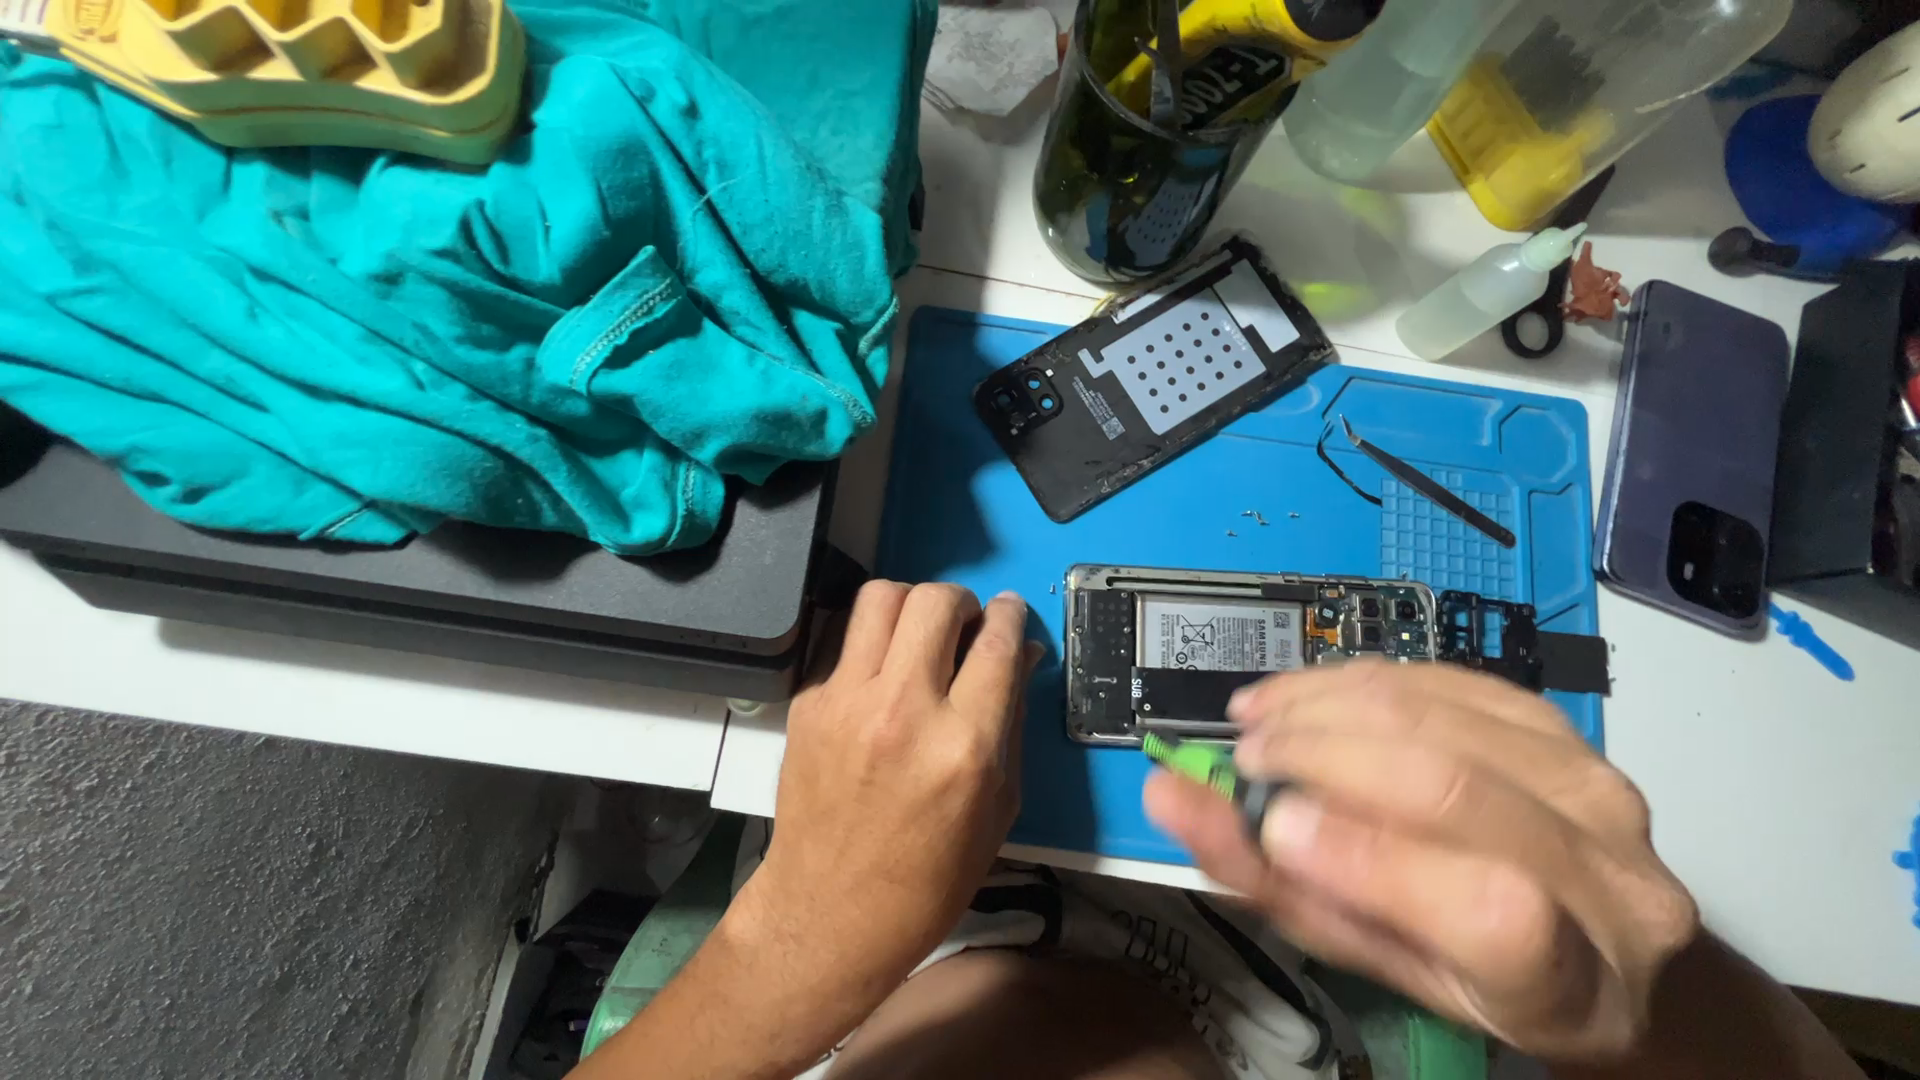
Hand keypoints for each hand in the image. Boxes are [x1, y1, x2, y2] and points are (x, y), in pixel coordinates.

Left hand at [750, 580, 1037, 984]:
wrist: (832, 910)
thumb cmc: (933, 874)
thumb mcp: (1000, 804)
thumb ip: (1012, 718)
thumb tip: (1021, 653)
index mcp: (965, 743)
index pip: (997, 642)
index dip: (1012, 615)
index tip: (1010, 613)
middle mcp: (905, 708)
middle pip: (936, 601)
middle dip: (962, 601)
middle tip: (965, 626)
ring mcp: (847, 701)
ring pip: (881, 598)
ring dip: (912, 604)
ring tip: (920, 634)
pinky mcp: (809, 703)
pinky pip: (846, 640)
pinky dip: (873, 645)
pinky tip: (880, 678)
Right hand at [1143, 660, 1698, 1060]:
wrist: (1574, 928)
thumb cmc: (1455, 964)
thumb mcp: (1360, 952)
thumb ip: (1268, 882)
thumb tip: (1172, 798)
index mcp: (1569, 981)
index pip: (1490, 915)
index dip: (1369, 862)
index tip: (1272, 824)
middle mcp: (1608, 872)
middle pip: (1450, 785)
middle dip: (1319, 756)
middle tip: (1245, 757)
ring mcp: (1592, 783)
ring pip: (1435, 713)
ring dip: (1322, 704)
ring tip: (1257, 720)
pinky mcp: (1557, 723)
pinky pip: (1441, 677)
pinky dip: (1352, 678)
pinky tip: (1300, 696)